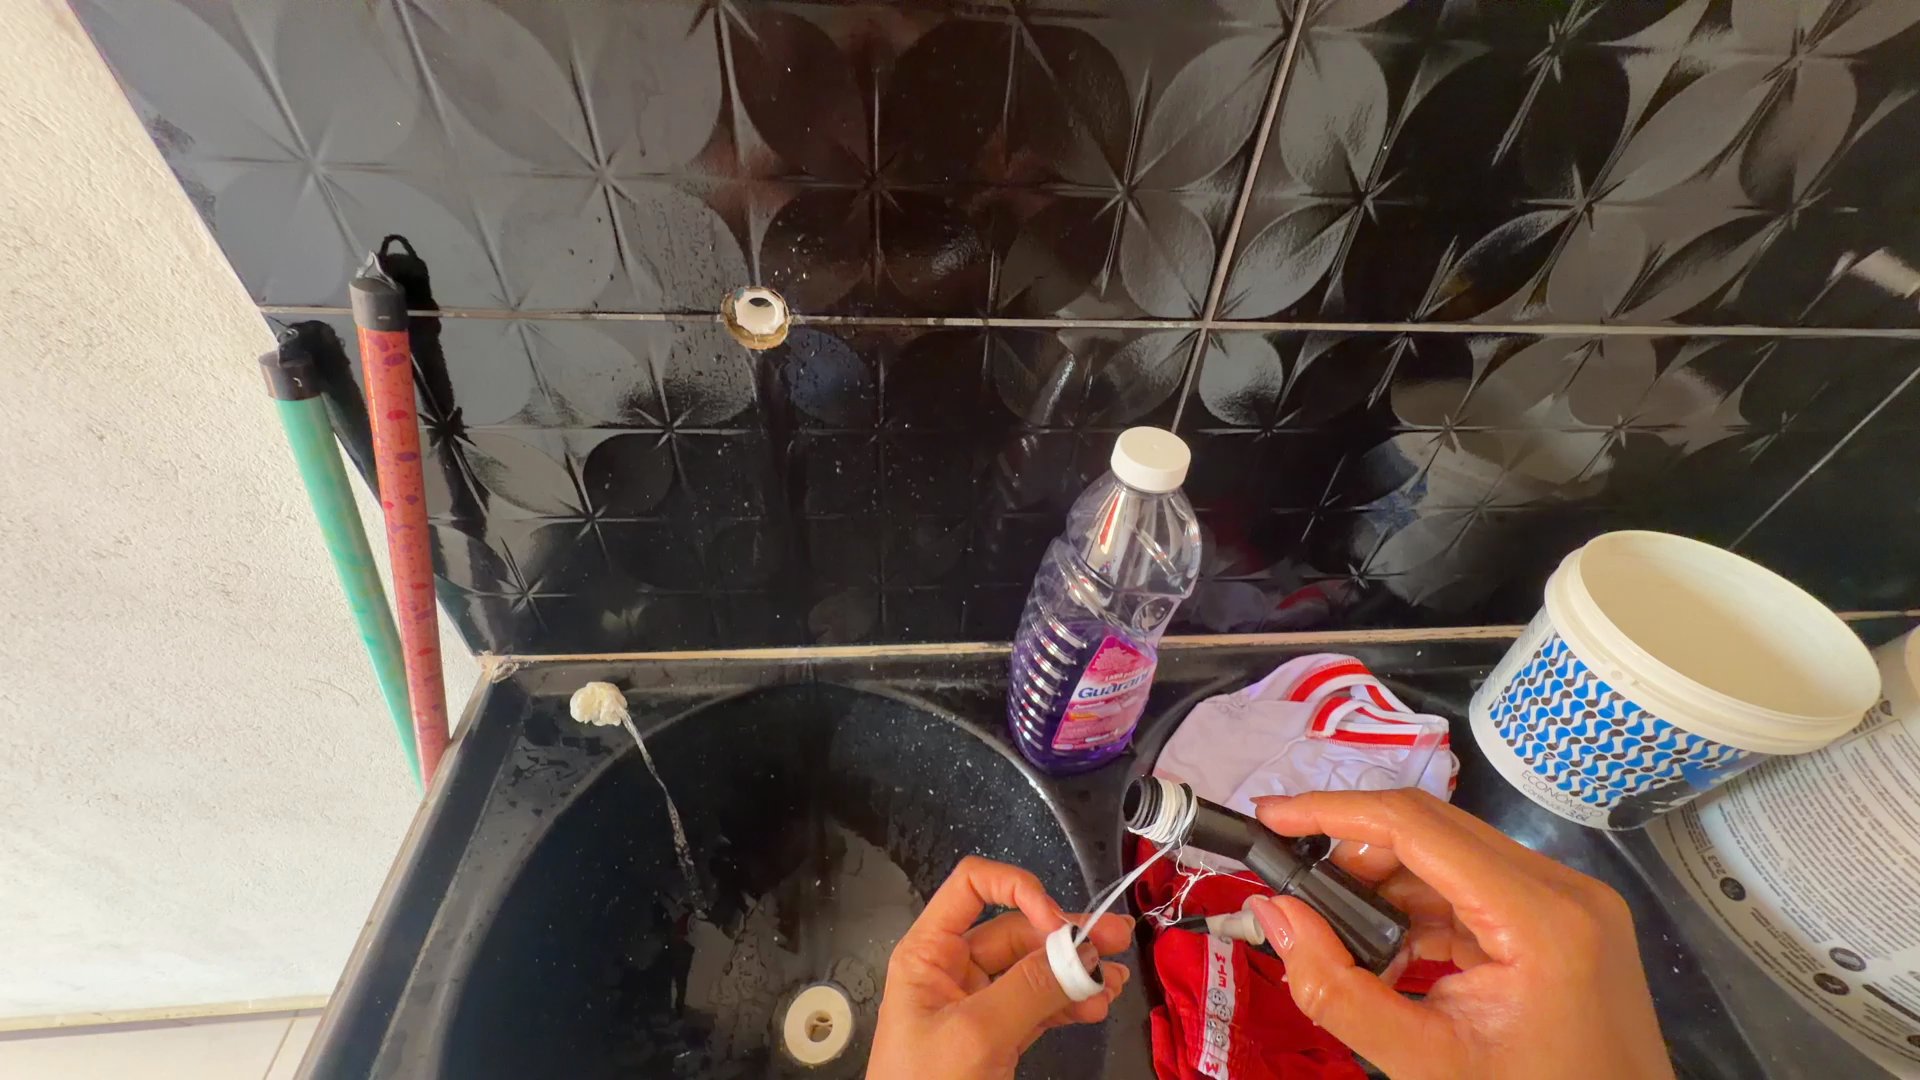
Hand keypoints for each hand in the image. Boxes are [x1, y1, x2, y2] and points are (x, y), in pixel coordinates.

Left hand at [868, 856, 1131, 1079]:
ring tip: (1118, 976)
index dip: (1017, 888)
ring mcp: (977, 1003)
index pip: (972, 886)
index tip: (1058, 921)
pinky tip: (1098, 1002)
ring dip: (1076, 969)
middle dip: (1065, 933)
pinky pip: (1039, 1005)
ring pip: (1034, 969)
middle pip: (1014, 929)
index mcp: (930, 951)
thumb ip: (1031, 988)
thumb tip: (1082, 951)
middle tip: (1117, 936)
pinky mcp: (997, 1037)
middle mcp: (953, 968)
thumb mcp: (976, 1035)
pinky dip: (1070, 1001)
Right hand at [1247, 790, 1674, 1079]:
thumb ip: (1336, 990)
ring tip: (1343, 927)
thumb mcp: (1426, 1066)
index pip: (1412, 824)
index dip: (1331, 811)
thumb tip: (1272, 910)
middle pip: (1425, 824)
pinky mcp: (1557, 912)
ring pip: (1439, 845)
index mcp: (1539, 916)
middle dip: (1350, 844)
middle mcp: (1559, 886)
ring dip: (1379, 874)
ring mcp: (1564, 896)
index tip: (1270, 816)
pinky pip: (1462, 876)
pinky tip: (1388, 943)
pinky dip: (1412, 899)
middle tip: (1298, 880)